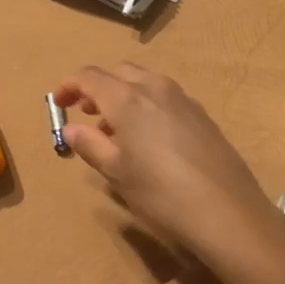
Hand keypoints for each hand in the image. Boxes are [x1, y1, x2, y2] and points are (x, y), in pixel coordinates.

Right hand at [54, 64, 283, 260]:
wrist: (227, 211)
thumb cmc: (161, 195)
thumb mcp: (118, 174)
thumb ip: (91, 146)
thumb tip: (71, 129)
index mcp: (128, 99)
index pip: (90, 77)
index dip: (69, 86)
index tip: (58, 104)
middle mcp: (156, 89)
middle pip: (119, 72)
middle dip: (98, 88)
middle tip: (85, 113)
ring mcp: (184, 100)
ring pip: (145, 82)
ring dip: (124, 96)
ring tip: (114, 130)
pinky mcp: (203, 116)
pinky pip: (166, 98)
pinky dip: (147, 106)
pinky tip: (148, 138)